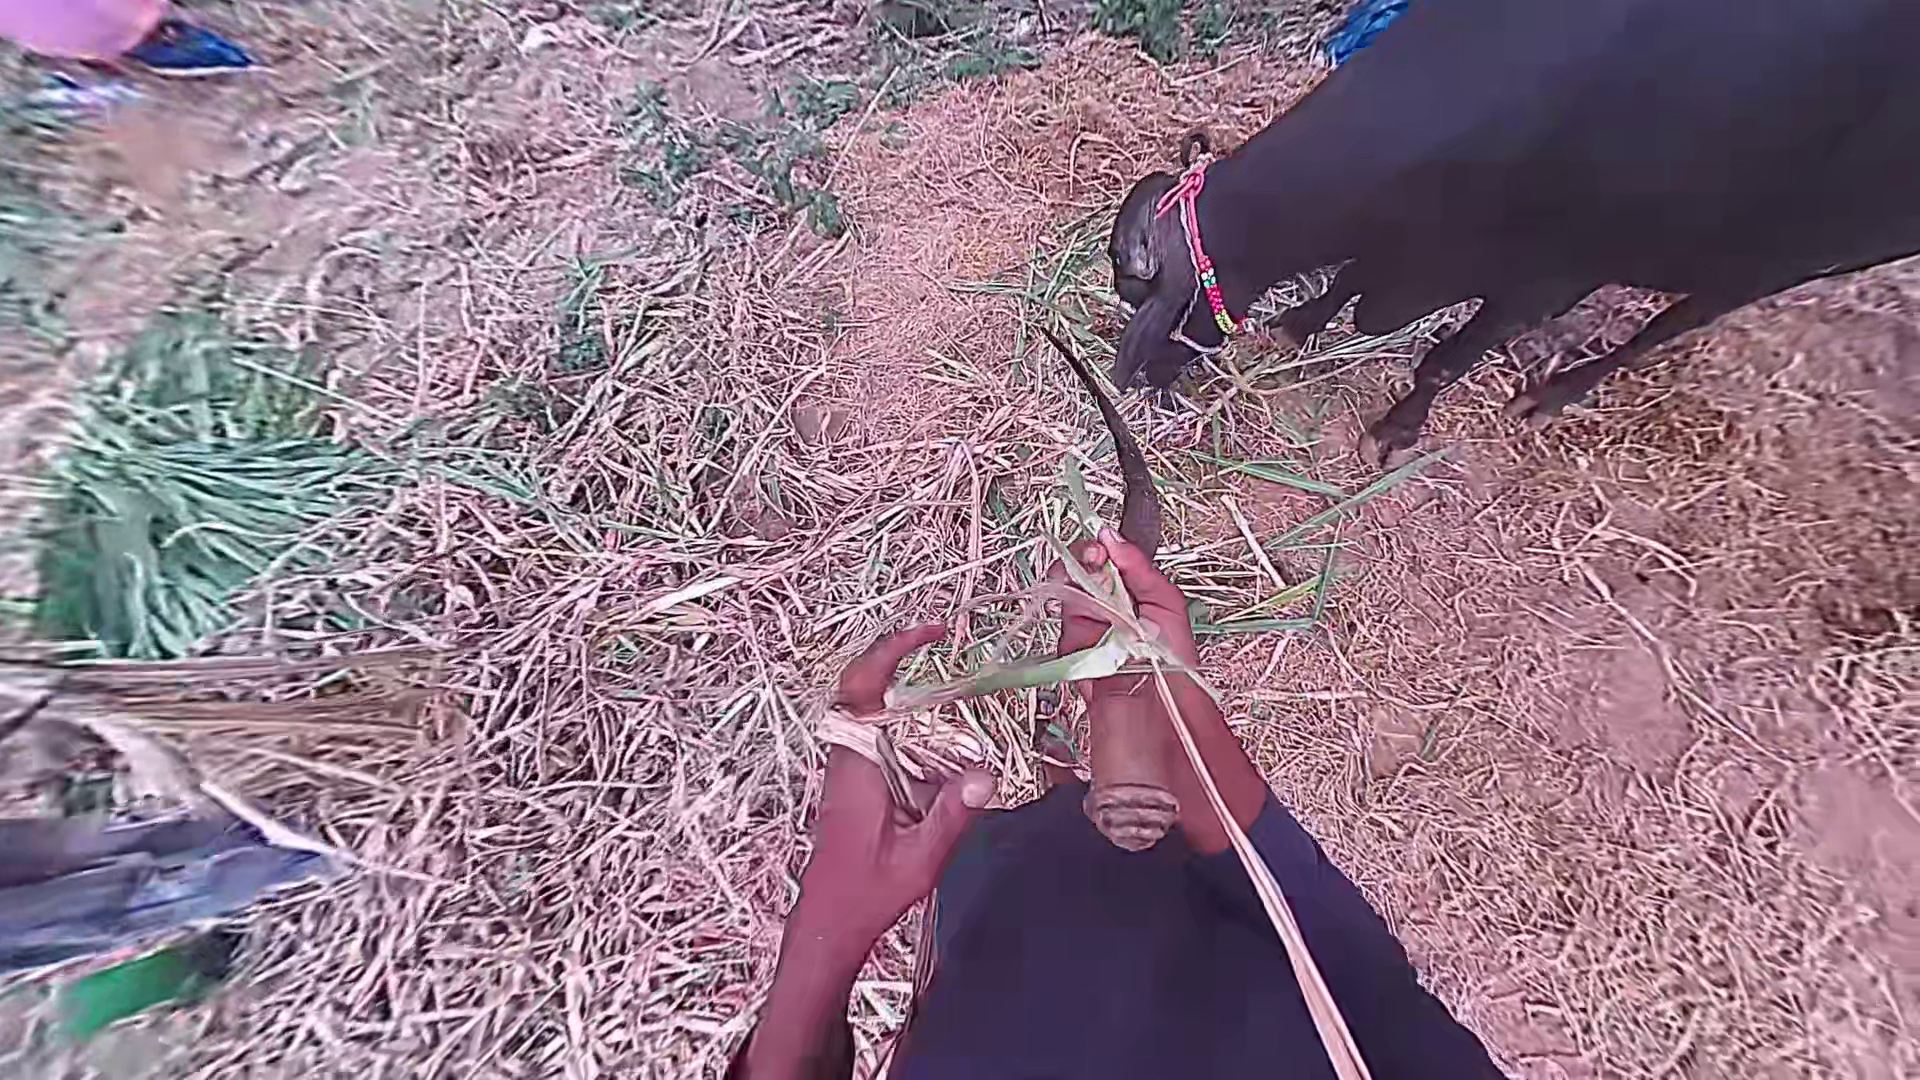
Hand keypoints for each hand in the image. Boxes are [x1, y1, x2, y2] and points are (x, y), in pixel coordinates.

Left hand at [790, 625, 993, 959]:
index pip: (864, 685)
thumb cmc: (866, 894)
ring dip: (908, 688)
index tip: (931, 632)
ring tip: (951, 684)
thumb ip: (952, 815)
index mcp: (856, 762)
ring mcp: (850, 762)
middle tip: (940, 635)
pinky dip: (911, 720)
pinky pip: (882, 731)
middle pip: (867, 684)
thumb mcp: (918, 860)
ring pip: (874, 706)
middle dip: (901, 655)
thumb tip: (987, 773)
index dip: (892, 650)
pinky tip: (940, 739)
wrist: (828, 922)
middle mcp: (849, 752)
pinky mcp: (857, 775)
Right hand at [1051, 528, 1199, 699]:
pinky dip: (1062, 590)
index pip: (1115, 557)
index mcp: (1136, 589)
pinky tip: (1073, 587)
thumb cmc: (1170, 658)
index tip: (1105, 540)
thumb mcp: (1167, 603)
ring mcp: (1089, 615)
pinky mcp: (1070, 633)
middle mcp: (1111, 600)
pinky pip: (1060, 604)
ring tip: (1085, 567)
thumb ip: (1140, 567)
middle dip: (1087, 553)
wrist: (1150, 699)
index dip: (1107, 545)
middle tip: (1095, 554)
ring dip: (1073, 567)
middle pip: (1087, 563)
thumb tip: (1114, 538)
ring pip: (1069, 579)